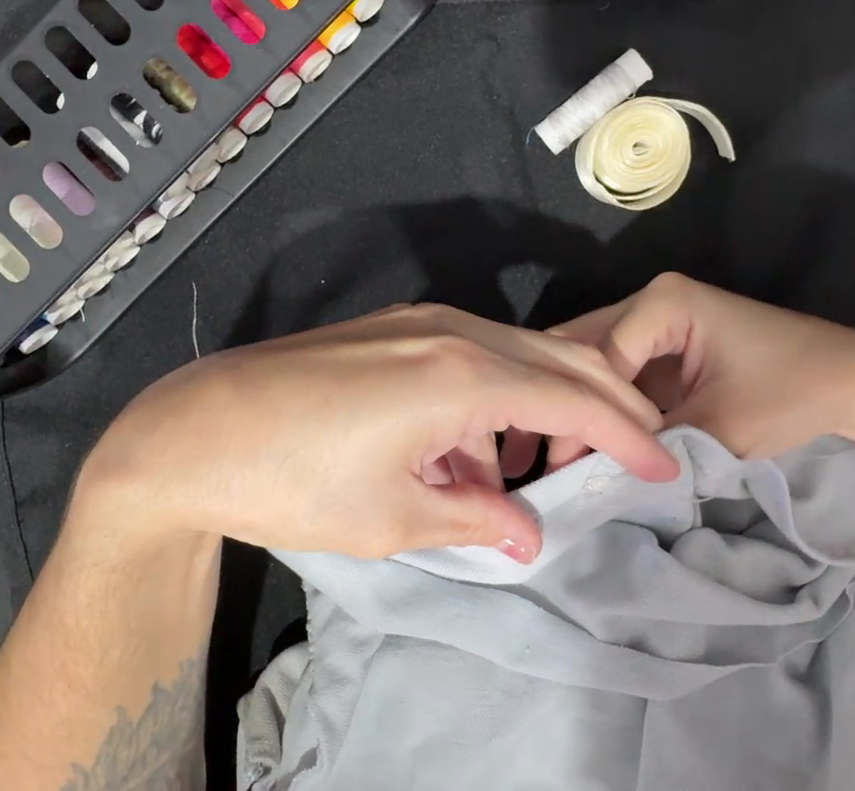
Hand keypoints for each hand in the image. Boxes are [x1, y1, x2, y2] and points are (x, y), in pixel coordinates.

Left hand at [72, 304, 677, 563]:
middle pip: (560, 358)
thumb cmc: (292, 481)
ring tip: (546, 463)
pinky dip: (498, 392)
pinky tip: (476, 442)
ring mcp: (422, 321)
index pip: (572, 400)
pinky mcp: (397, 327)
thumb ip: (474, 519)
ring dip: (547, 399)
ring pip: (519, 350)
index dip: (626, 435)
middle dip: (608, 401)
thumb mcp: (391, 517)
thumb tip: (526, 534)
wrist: (192, 432)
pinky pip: (473, 351)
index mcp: (462, 376)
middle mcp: (453, 331)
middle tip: (639, 446)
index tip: (663, 465)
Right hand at [515, 273, 854, 470]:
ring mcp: (661, 320)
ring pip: (601, 361)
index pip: (599, 359)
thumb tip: (593, 470)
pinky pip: (626, 372)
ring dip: (585, 403)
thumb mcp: (717, 429)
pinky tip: (592, 439)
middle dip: (568, 400)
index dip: (582, 413)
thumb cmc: (792, 393)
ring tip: (557, 451)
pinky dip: (610, 405)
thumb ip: (651, 447)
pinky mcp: (671, 344)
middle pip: (588, 349)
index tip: (563, 466)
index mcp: (664, 301)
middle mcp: (653, 299)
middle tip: (542, 456)